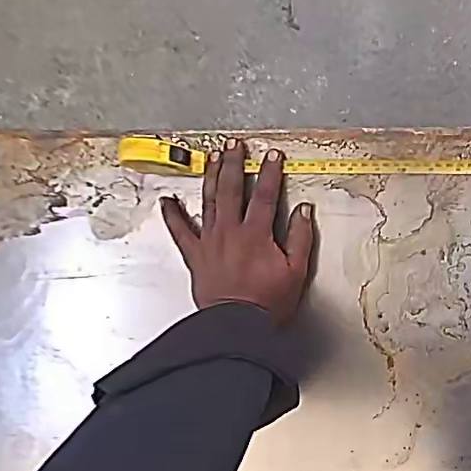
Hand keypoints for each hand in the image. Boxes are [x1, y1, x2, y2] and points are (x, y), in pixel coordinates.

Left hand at [160, 139, 315, 326]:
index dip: (270, 173)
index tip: (272, 156)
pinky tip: (168, 201)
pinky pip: (181, 231)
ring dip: (210, 177)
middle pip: (232, 189)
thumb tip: (303, 212)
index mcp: (256, 235)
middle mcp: (230, 232)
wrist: (237, 325)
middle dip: (234, 164)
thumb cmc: (267, 303)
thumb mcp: (296, 271)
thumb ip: (300, 238)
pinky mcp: (196, 256)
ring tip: (212, 158)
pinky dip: (172, 215)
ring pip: (208, 201)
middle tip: (235, 145)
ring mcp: (210, 242)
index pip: (265, 195)